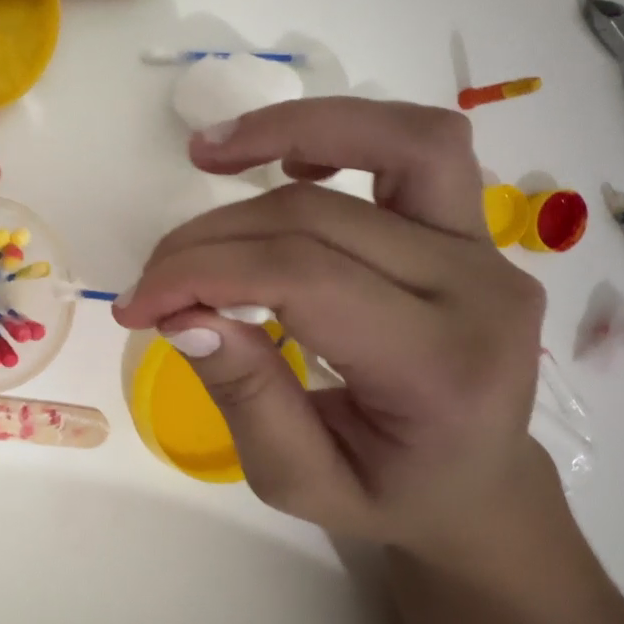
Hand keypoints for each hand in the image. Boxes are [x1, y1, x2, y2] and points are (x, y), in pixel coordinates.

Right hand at [113, 98, 550, 545]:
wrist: (471, 488)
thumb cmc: (382, 495)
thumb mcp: (296, 480)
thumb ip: (245, 397)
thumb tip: (184, 314)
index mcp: (438, 367)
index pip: (302, 276)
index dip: (201, 274)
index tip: (136, 307)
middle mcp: (479, 291)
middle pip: (319, 217)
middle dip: (208, 240)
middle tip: (150, 285)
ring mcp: (487, 250)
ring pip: (398, 144)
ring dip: (291, 129)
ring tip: (205, 151)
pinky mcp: (472, 230)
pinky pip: (419, 149)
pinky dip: (347, 132)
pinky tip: (281, 159)